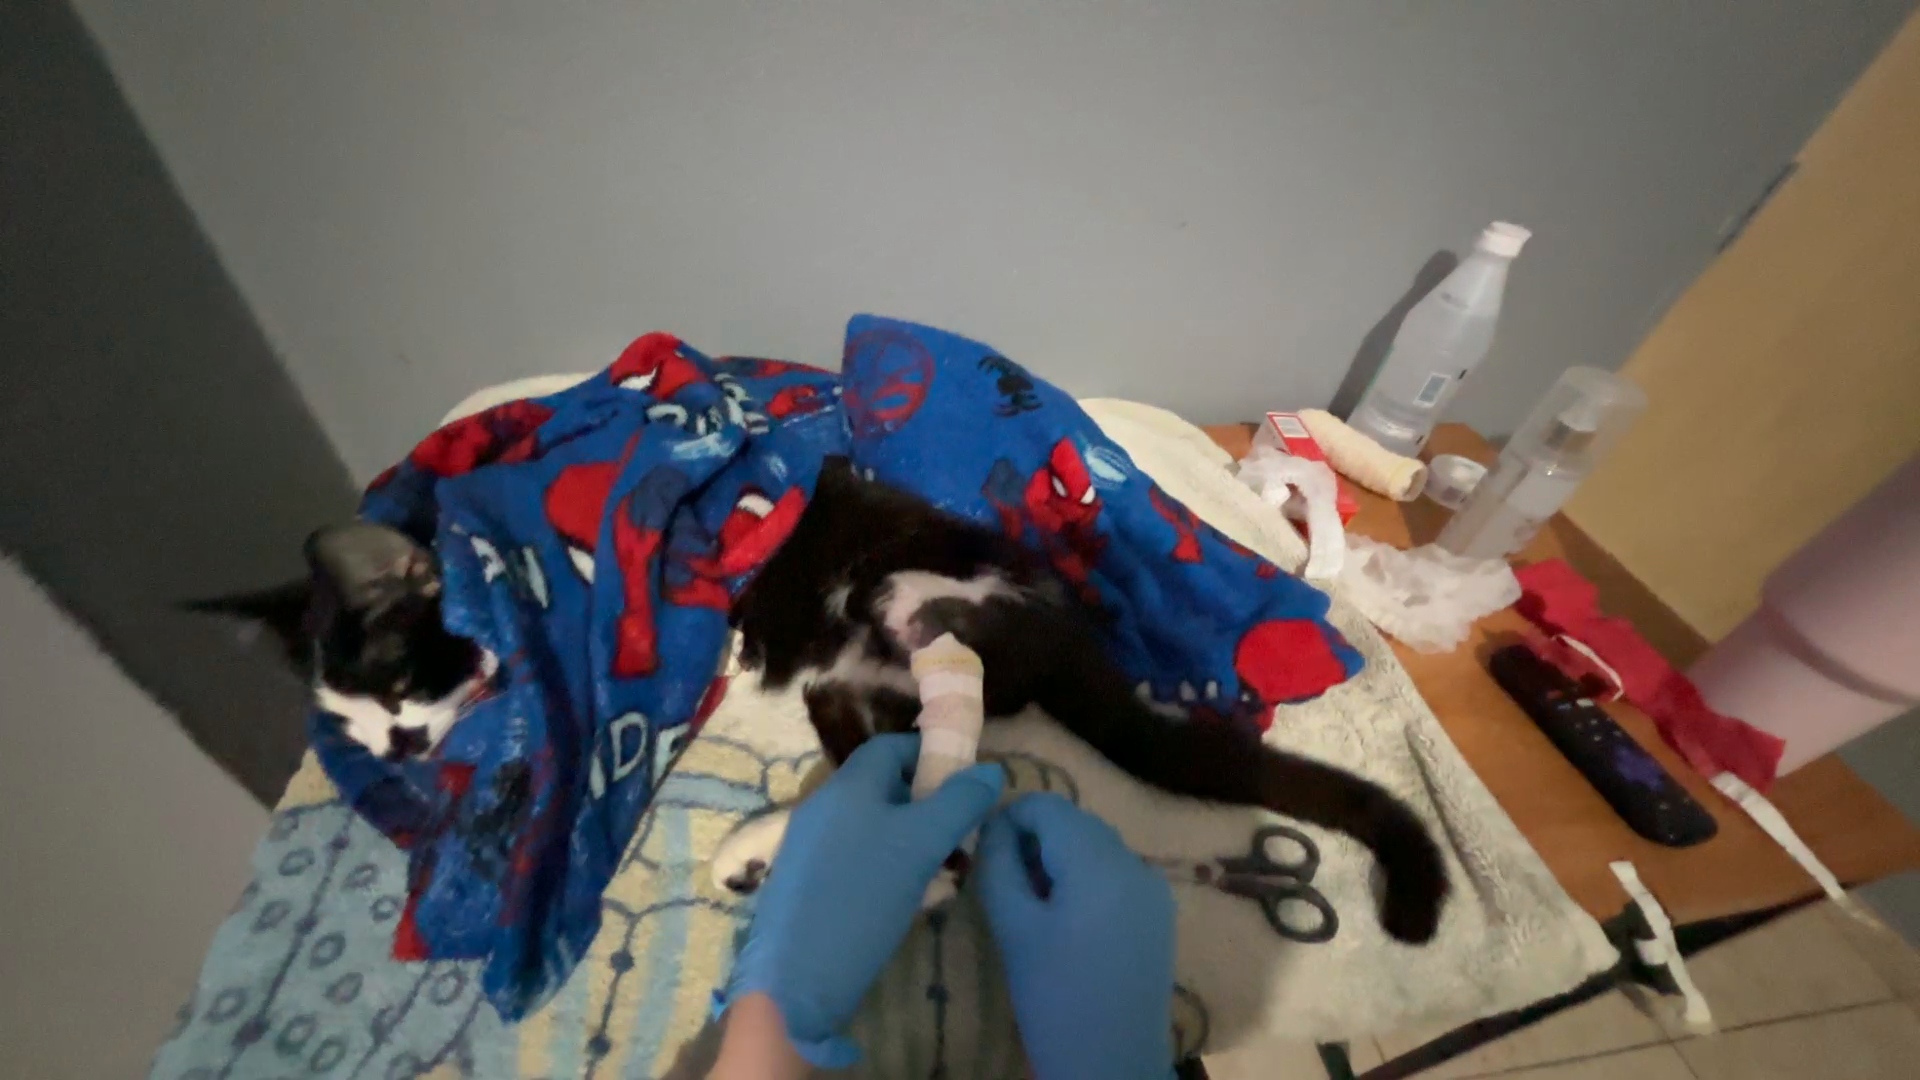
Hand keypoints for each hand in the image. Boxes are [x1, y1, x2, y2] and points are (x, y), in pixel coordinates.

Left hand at [723, 734, 1003, 1067]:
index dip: (928, 754)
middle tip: (959, 828)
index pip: (891, 747)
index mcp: (848, 785)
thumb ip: (959, 802)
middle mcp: (824, 805)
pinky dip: (885, 860)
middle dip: (924, 800)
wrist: (793, 982)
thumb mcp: (921, 845)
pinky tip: (905, 895)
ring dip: (908, 834)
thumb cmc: (862, 897)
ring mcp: (809, 844)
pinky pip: (854, 853)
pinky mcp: (805, 881)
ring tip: (941, 865)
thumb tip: (990, 771)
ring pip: (871, 822)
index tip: (962, 779)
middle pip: (882, 784)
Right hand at [976, 793, 1176, 1079]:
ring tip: (1035, 903)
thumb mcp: (1012, 927)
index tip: (987, 853)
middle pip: (1072, 820)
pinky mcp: (1158, 908)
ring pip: (1092, 842)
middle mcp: (1133, 860)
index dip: (1010, 818)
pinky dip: (1084, 875)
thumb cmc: (1054, 1000)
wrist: (1114, 1069)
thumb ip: (997, 863)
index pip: (1046, 804)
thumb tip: (994, 823)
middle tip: (1008, 882)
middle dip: (1034, 839)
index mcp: (1099, 861)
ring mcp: (1152, 883)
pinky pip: (1113, 868)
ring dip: (1058, 856)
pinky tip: (1068, 918)